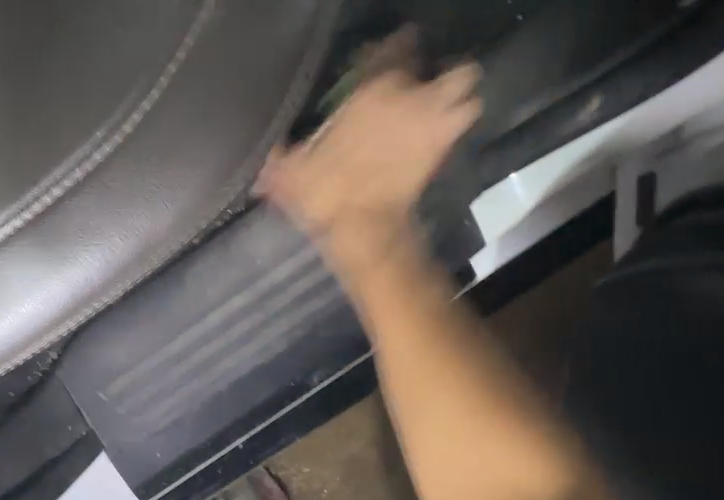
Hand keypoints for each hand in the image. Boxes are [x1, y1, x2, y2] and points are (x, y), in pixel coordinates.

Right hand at [257, 35, 479, 269]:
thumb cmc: (325, 195)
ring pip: (462, 83)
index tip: (376, 65)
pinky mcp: (444, 143)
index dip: (386, 53)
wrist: (363, 226)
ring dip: (454, 92)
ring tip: (438, 105)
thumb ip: (279, 163)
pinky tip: (441, 130)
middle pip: (435, 64)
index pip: (388, 49)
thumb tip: (259, 173)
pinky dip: (457, 119)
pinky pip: (463, 116)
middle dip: (433, 72)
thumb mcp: (290, 177)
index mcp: (368, 90)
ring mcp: (430, 117)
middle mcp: (405, 94)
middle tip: (417, 87)